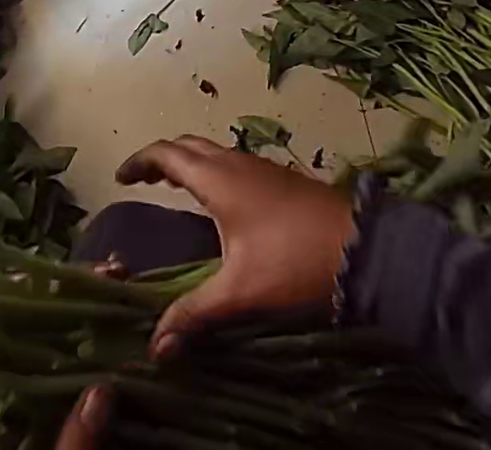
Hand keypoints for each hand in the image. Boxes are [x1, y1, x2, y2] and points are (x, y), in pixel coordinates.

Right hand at [118, 136, 354, 354]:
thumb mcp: (241, 291)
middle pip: (184, 145)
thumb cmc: (295, 261)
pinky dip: (208, 168)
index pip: (165, 154)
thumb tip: (157, 346)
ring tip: (172, 185)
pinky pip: (229, 160)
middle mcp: (233, 162)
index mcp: (215, 178)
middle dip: (159, 158)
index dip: (139, 162)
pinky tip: (218, 198)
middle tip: (143, 180)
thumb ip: (196, 313)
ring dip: (185, 160)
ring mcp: (258, 166)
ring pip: (209, 150)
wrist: (369, 250)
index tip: (121, 178)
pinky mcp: (278, 177)